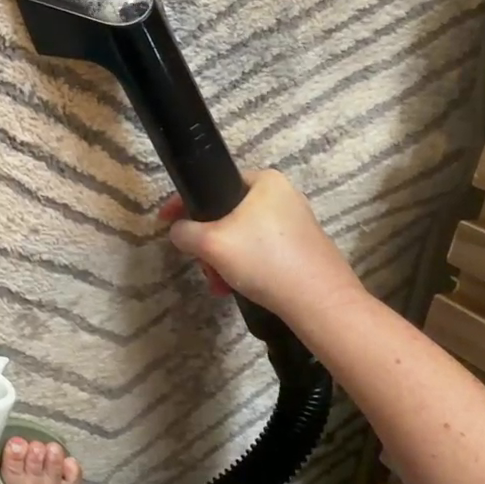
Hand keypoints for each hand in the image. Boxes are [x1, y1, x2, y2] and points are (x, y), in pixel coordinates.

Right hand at [159, 169, 362, 324]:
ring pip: (240, 236)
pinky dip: (243, 267)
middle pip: (225, 215)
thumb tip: (179, 232)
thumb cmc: (263, 260)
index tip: (165, 222)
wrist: (320, 302)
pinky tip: (236, 288)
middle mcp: (283, 195)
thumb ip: (184, 231)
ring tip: (219, 284)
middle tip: (201, 265)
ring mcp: (295, 222)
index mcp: (265, 181)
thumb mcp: (209, 243)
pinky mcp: (302, 247)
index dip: (183, 204)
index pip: (212, 185)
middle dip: (207, 244)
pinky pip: (259, 250)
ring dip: (222, 260)